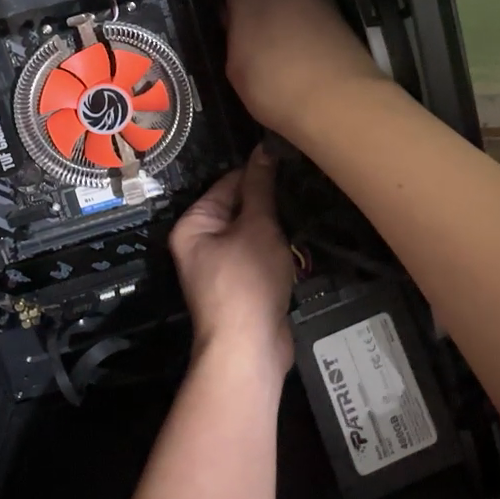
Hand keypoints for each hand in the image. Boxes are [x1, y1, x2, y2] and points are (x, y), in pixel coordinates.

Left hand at [168, 147, 294, 380]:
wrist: (249, 350)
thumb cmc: (248, 280)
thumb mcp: (257, 226)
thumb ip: (261, 187)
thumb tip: (264, 149)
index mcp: (194, 224)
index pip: (229, 182)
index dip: (259, 172)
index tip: (292, 160)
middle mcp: (200, 242)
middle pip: (239, 206)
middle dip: (269, 201)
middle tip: (304, 183)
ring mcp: (220, 266)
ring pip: (252, 231)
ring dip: (275, 225)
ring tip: (306, 207)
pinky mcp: (240, 284)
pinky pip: (258, 253)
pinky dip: (276, 247)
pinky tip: (299, 240)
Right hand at [222, 0, 387, 137]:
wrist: (339, 101)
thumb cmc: (271, 81)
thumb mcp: (234, 63)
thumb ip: (233, 33)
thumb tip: (237, 20)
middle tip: (243, 27)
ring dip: (279, 10)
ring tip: (273, 44)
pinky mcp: (339, 11)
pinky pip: (309, 10)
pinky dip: (302, 23)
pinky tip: (299, 51)